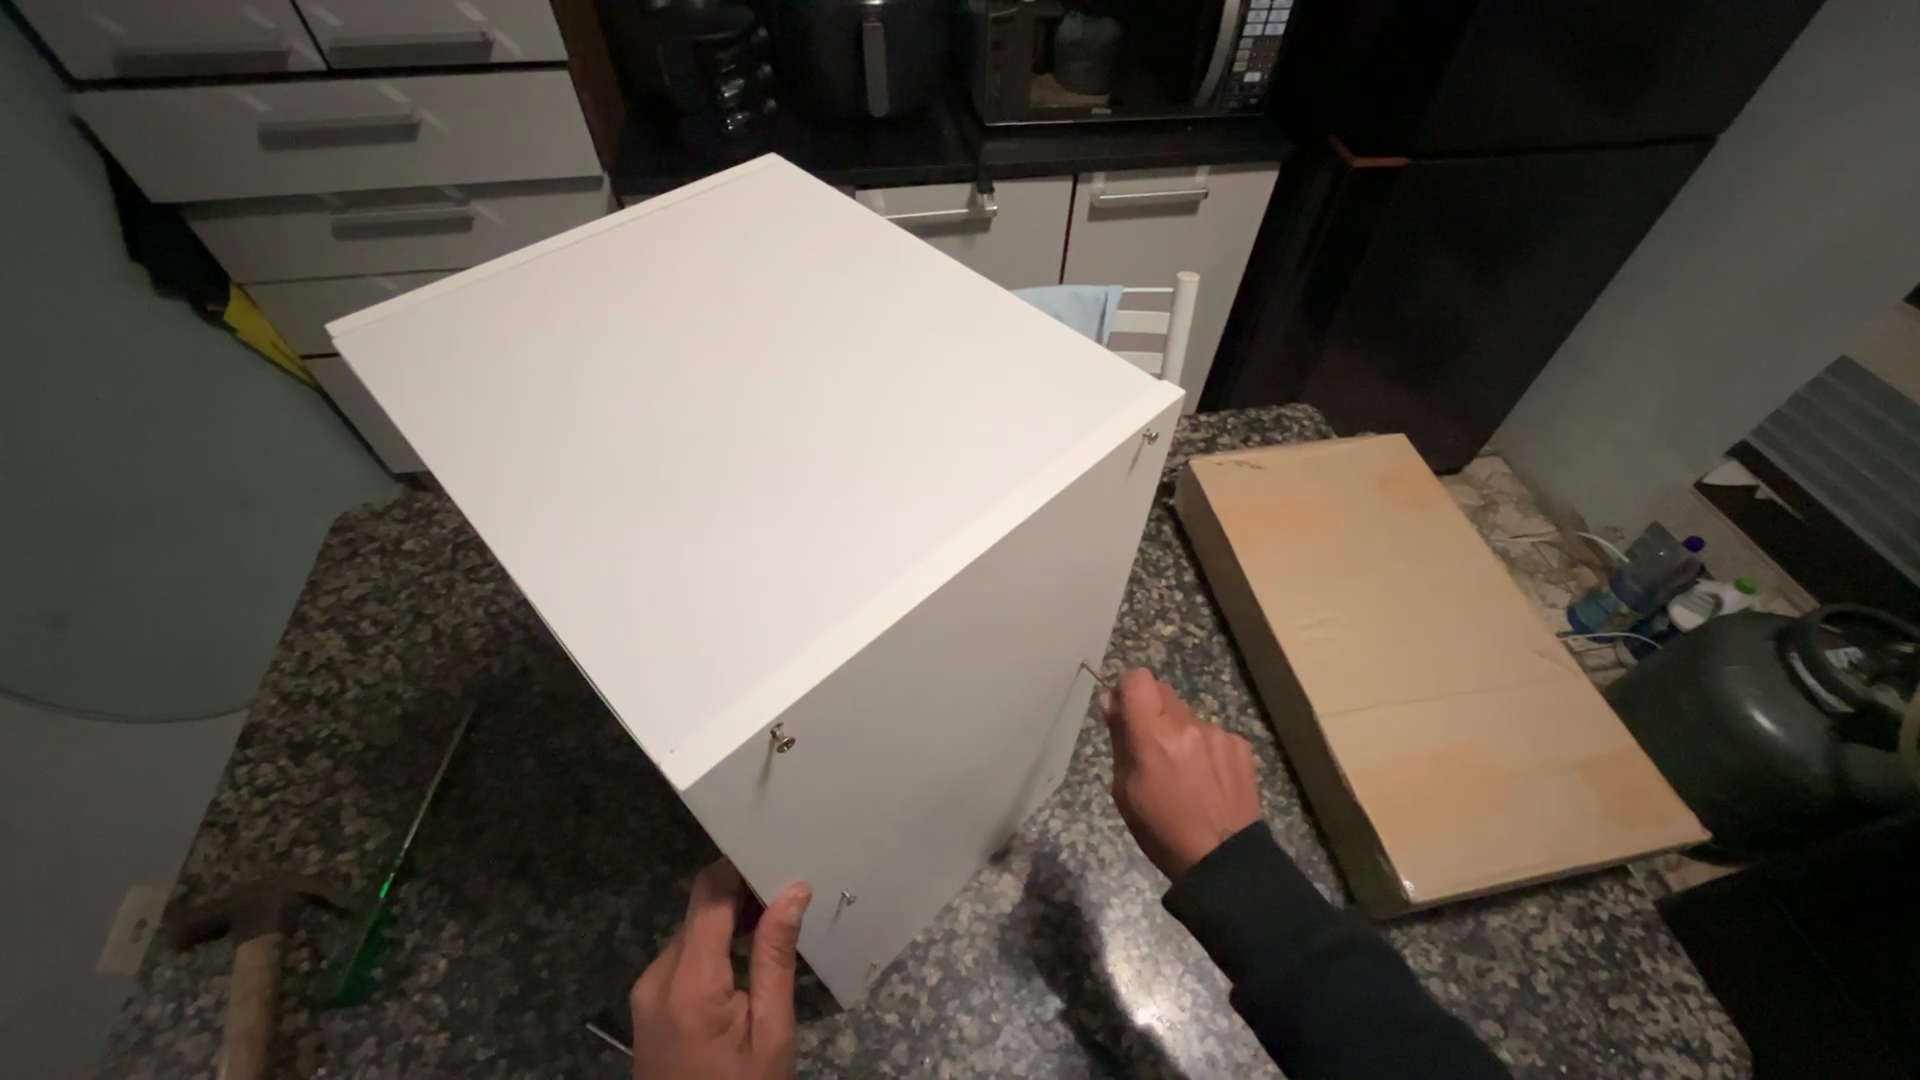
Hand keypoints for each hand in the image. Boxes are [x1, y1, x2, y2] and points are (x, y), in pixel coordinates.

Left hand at [630, 858, 812, 1079]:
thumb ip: (775, 956)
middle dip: (742, 896)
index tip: (779, 862)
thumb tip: (793, 890)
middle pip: (700, 909)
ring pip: (692, 929)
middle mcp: (657, 977)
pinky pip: (683, 955)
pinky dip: (714, 945)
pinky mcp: (647, 1005)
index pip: (710, 895)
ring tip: (773, 926)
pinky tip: (745, 957)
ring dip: (729, 920)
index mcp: (688, 982)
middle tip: (787, 897)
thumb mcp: (772, 1031)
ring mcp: (646, 992)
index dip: (742, 869)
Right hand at [1104, 669, 1260, 880]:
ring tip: (1185, 774)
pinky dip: (1204, 749)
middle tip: (1151, 746)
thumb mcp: (1125, 790)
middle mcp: (1186, 724)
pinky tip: (1207, 781)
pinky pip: (1212, 734)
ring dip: (1179, 733)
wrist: (1224, 860)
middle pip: (1162, 691)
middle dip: (1151, 711)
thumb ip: (1120, 740)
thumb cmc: (1162, 830)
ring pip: (1187, 715)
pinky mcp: (1240, 745)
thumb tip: (1110, 703)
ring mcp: (1217, 733)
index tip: (1124, 711)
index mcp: (1152, 735)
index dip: (1127, 689)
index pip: (1137, 679)